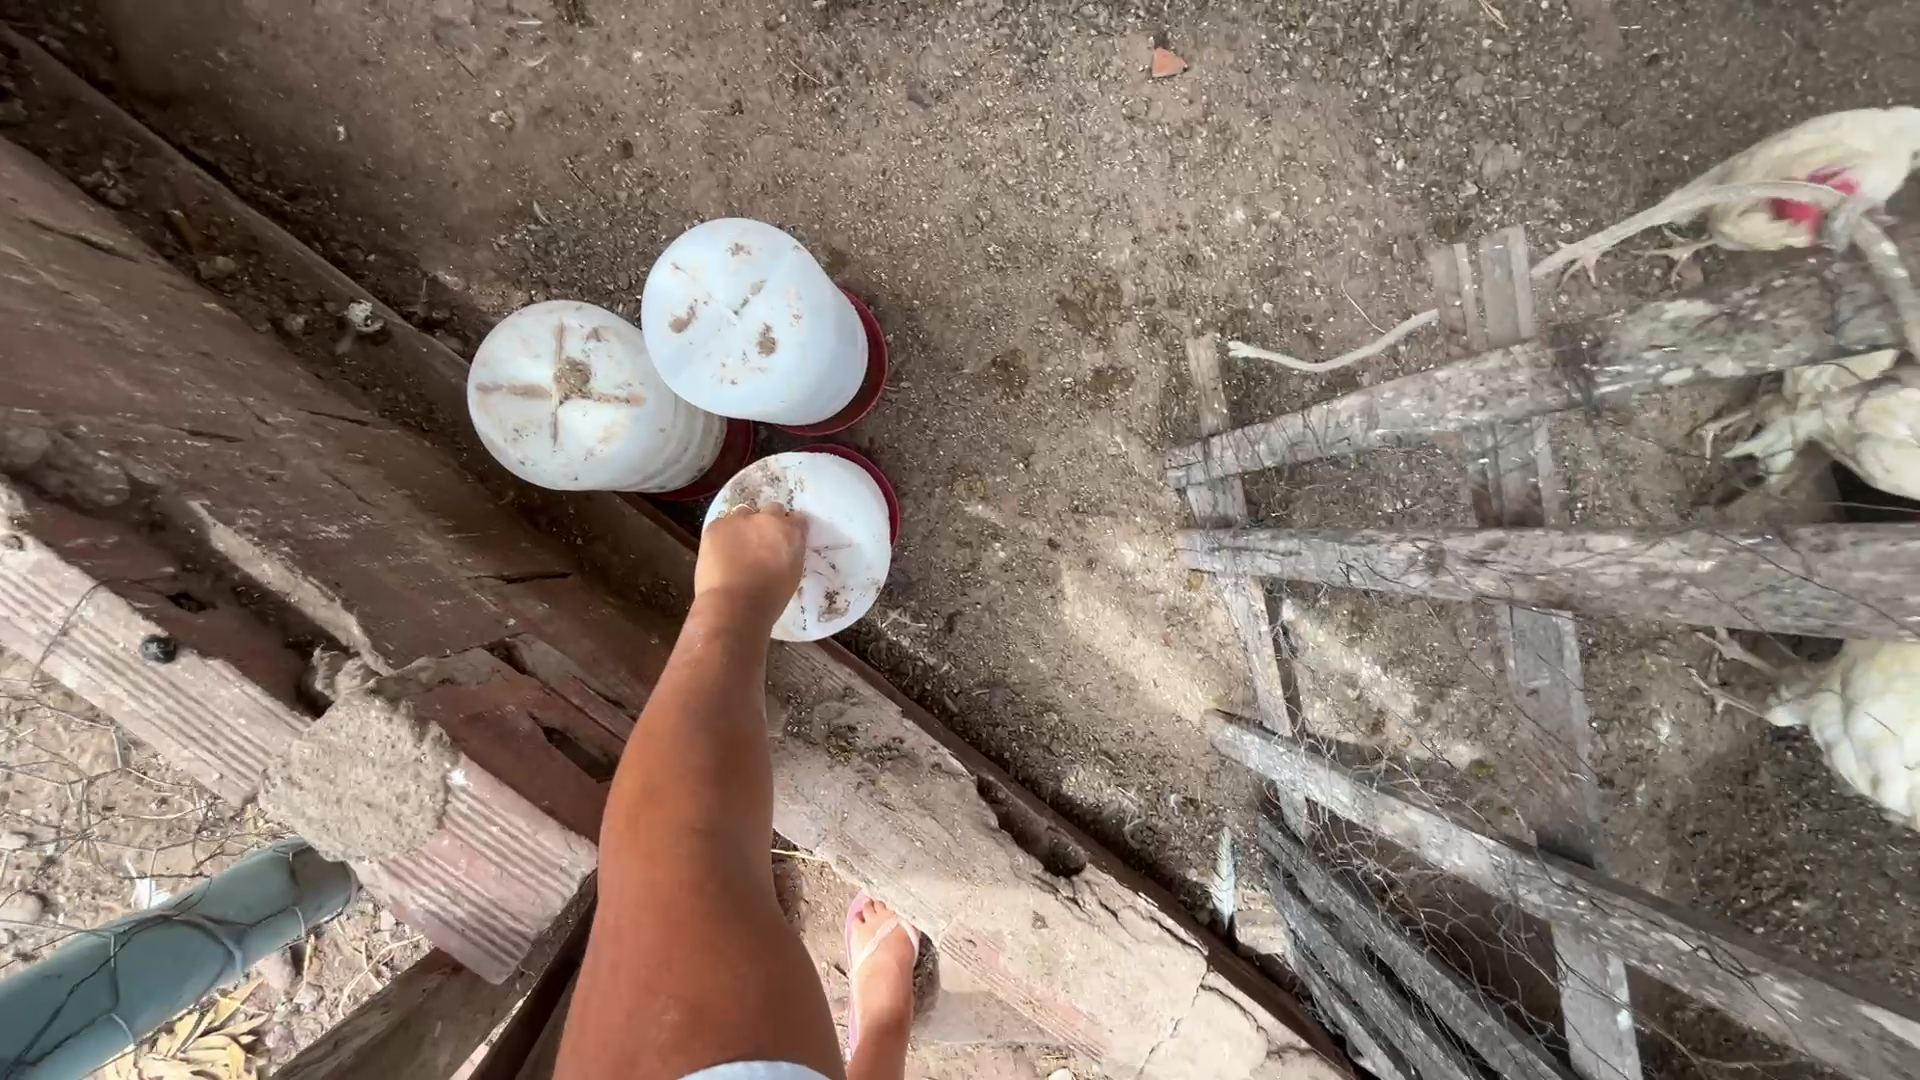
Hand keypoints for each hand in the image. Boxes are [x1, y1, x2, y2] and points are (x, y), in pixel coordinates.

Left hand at [695, 503, 807, 629]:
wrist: (734, 605)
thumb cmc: (770, 599)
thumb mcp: (793, 574)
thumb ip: (791, 553)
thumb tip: (783, 549)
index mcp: (792, 532)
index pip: (798, 519)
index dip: (791, 529)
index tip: (785, 540)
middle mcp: (769, 518)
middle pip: (773, 509)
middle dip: (769, 522)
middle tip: (761, 542)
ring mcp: (740, 519)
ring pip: (745, 513)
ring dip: (744, 525)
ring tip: (737, 546)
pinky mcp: (716, 525)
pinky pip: (722, 523)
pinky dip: (722, 535)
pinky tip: (720, 552)